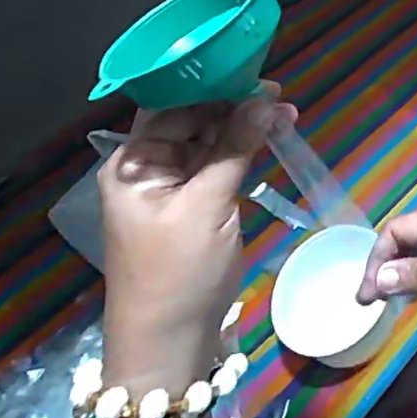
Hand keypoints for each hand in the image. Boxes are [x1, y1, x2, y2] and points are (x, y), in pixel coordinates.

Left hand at [100, 85, 292, 382]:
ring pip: (209, 141)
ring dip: (243, 126)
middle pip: (192, 120)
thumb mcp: (207, 206)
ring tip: (283, 110)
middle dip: (234, 105)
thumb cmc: (178, 273)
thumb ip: (235, 148)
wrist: (171, 346)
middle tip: (277, 93)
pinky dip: (242, 150)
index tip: (252, 71)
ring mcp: (172, 187)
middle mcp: (148, 167)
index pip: (172, 106)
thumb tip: (266, 100)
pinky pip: (218, 164)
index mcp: (133, 163)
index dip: (211, 86)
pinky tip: (269, 134)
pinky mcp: (194, 203)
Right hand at [355, 202, 416, 317]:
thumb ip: (415, 275)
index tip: (366, 295)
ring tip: (387, 301)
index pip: (395, 230)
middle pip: (405, 238)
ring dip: (401, 272)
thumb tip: (378, 279)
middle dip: (385, 266)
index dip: (376, 260)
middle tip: (371, 301)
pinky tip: (412, 295)